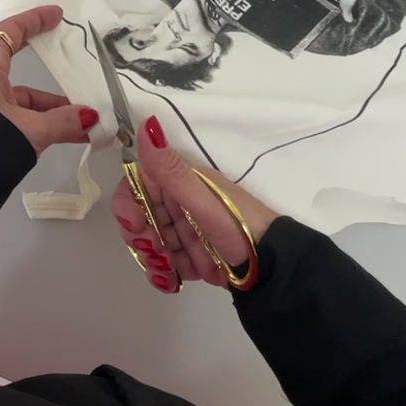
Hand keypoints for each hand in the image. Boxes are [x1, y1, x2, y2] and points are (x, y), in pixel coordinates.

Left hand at [0, 6, 96, 153]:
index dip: (32, 21)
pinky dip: (44, 123)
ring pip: (24, 98)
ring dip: (54, 108)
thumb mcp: (30, 129)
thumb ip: (62, 122)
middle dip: (49, 69)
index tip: (56, 14)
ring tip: (88, 120)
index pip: (8, 33)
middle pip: (19, 66)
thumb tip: (91, 117)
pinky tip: (71, 135)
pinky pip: (20, 117)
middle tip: (72, 60)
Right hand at [109, 116, 279, 288]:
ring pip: (150, 243)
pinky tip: (172, 282)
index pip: (136, 186)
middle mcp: (179, 205)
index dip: (127, 204)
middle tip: (156, 254)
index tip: (134, 224)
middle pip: (139, 217)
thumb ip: (171, 169)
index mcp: (180, 183)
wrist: (277, 270)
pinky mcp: (192, 256)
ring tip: (169, 272)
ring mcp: (185, 232)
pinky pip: (165, 264)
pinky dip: (164, 275)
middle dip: (140, 238)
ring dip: (152, 260)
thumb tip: (148, 123)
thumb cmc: (239, 228)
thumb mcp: (203, 199)